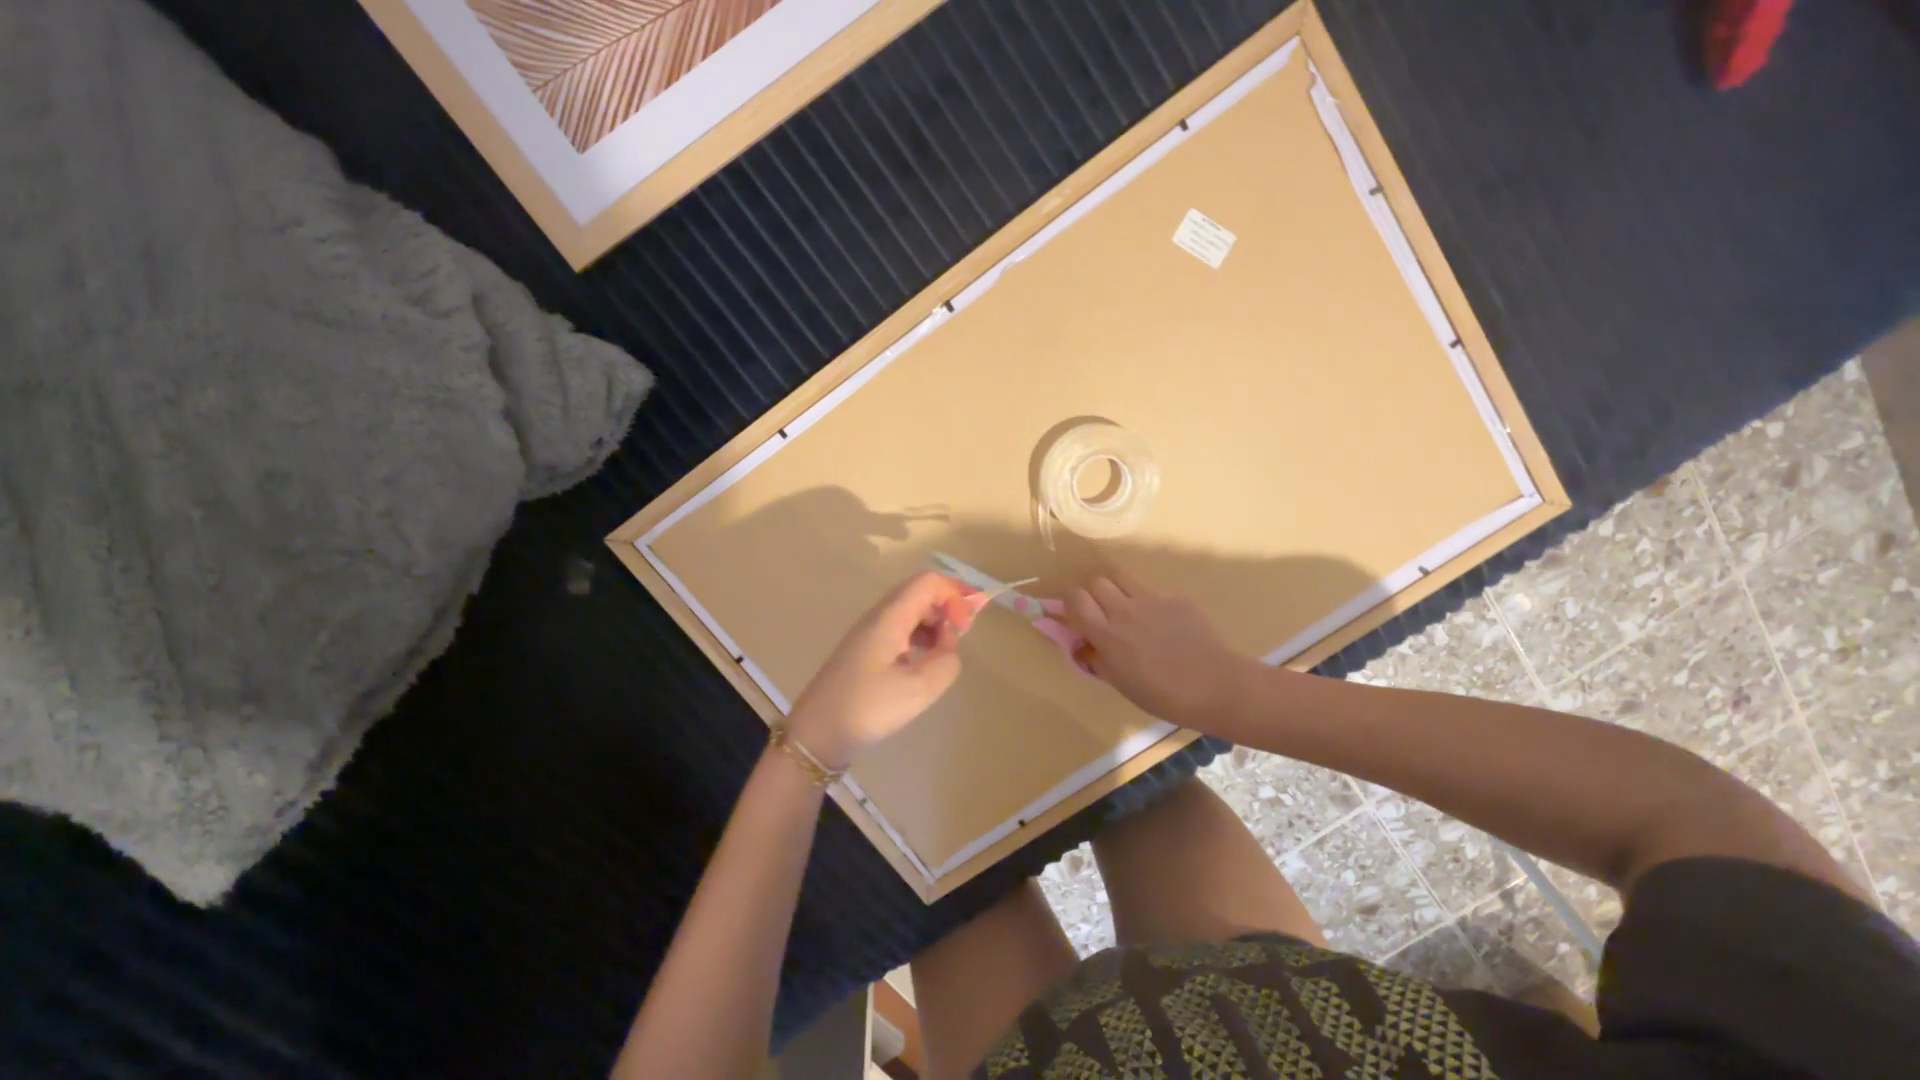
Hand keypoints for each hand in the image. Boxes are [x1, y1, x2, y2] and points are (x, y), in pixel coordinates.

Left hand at [786, 573, 975, 769]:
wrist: (817, 733)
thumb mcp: (918, 688)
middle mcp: (877, 618)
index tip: (966, 627)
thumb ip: (946, 661)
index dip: (954, 596)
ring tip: (946, 651)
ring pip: (909, 611)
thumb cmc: (868, 707)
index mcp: (889, 618)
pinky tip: (924, 661)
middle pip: (918, 592)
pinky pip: (899, 630)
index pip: (928, 583)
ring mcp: (868, 635)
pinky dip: (919, 637)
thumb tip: (949, 643)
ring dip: (933, 622)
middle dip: (947, 605)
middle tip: (964, 633)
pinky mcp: (865, 652)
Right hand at [1064, 571, 1256, 727]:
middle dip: (1091, 593)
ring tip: (1122, 604)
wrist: (1216, 686)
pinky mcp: (1175, 596)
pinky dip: (1144, 599)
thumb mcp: (1121, 684)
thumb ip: (1098, 659)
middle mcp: (1125, 610)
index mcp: (1107, 634)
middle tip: (1098, 610)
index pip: (1074, 598)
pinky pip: (1150, 589)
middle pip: (1095, 581)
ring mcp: (1152, 599)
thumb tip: (1084, 644)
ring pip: (1120, 575)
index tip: (1075, 616)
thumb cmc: (1164, 696)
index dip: (1070, 603)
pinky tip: (1158, 619)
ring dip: (1114, 587)